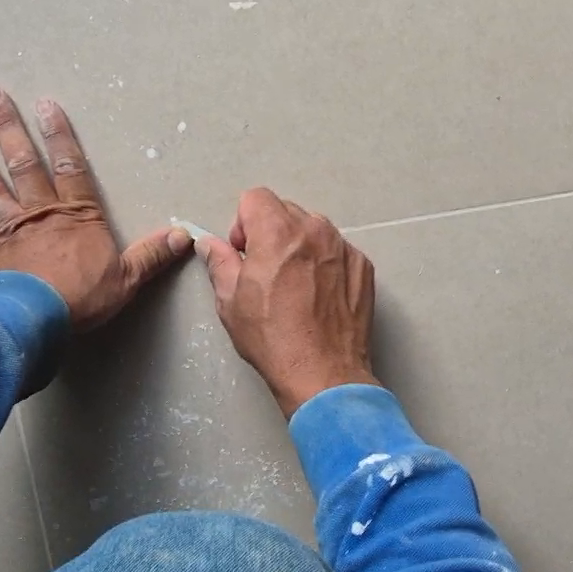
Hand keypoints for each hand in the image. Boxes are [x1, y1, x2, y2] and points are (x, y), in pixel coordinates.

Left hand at [0, 86, 190, 331]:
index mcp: (77, 216)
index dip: (59, 135)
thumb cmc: (84, 298)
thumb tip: (185, 235)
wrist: (38, 320)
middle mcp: (40, 213)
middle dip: (7, 127)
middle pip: (23, 163)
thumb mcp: (128, 278)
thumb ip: (152, 255)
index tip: (45, 104)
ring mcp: (9, 229)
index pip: (70, 167)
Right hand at [196, 188, 378, 417]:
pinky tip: (317, 296)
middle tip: (265, 271)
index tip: (243, 251)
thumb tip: (209, 244)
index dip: (243, 223)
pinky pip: (337, 251)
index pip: (255, 198)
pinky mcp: (363, 267)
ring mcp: (343, 248)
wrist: (323, 374)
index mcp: (277, 233)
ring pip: (313, 229)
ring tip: (293, 286)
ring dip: (299, 246)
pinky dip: (324, 263)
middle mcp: (315, 231)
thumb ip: (219, 262)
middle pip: (285, 210)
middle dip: (270, 232)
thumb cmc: (273, 340)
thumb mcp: (230, 301)